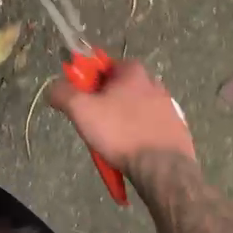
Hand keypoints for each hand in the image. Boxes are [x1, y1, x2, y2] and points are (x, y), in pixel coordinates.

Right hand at [47, 61, 194, 175]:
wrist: (162, 168)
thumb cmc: (119, 132)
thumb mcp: (79, 108)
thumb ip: (62, 92)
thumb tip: (54, 88)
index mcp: (133, 74)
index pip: (109, 64)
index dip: (92, 78)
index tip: (83, 95)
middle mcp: (156, 86)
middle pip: (123, 87)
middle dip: (108, 99)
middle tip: (94, 117)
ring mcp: (170, 110)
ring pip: (138, 108)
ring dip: (124, 117)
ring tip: (111, 138)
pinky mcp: (178, 132)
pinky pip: (152, 127)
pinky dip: (140, 134)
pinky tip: (130, 149)